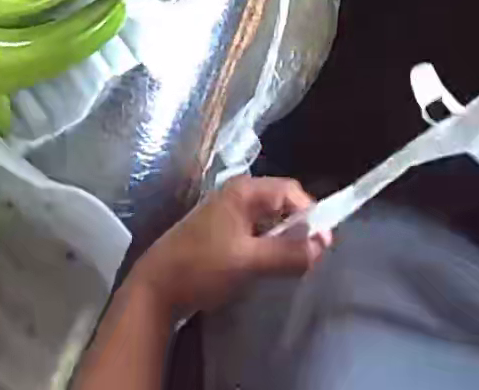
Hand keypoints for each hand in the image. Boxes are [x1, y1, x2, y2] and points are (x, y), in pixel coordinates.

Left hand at [125, 176, 330, 318]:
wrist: (155, 287)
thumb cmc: (202, 266)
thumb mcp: (247, 261)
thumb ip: (286, 253)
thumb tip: (323, 246)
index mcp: (245, 189)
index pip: (290, 191)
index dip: (310, 214)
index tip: (322, 243)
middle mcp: (240, 192)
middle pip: (282, 201)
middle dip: (299, 226)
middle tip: (309, 254)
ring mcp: (231, 209)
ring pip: (271, 217)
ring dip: (284, 237)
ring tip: (292, 260)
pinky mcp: (225, 228)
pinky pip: (258, 228)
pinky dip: (269, 243)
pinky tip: (270, 262)